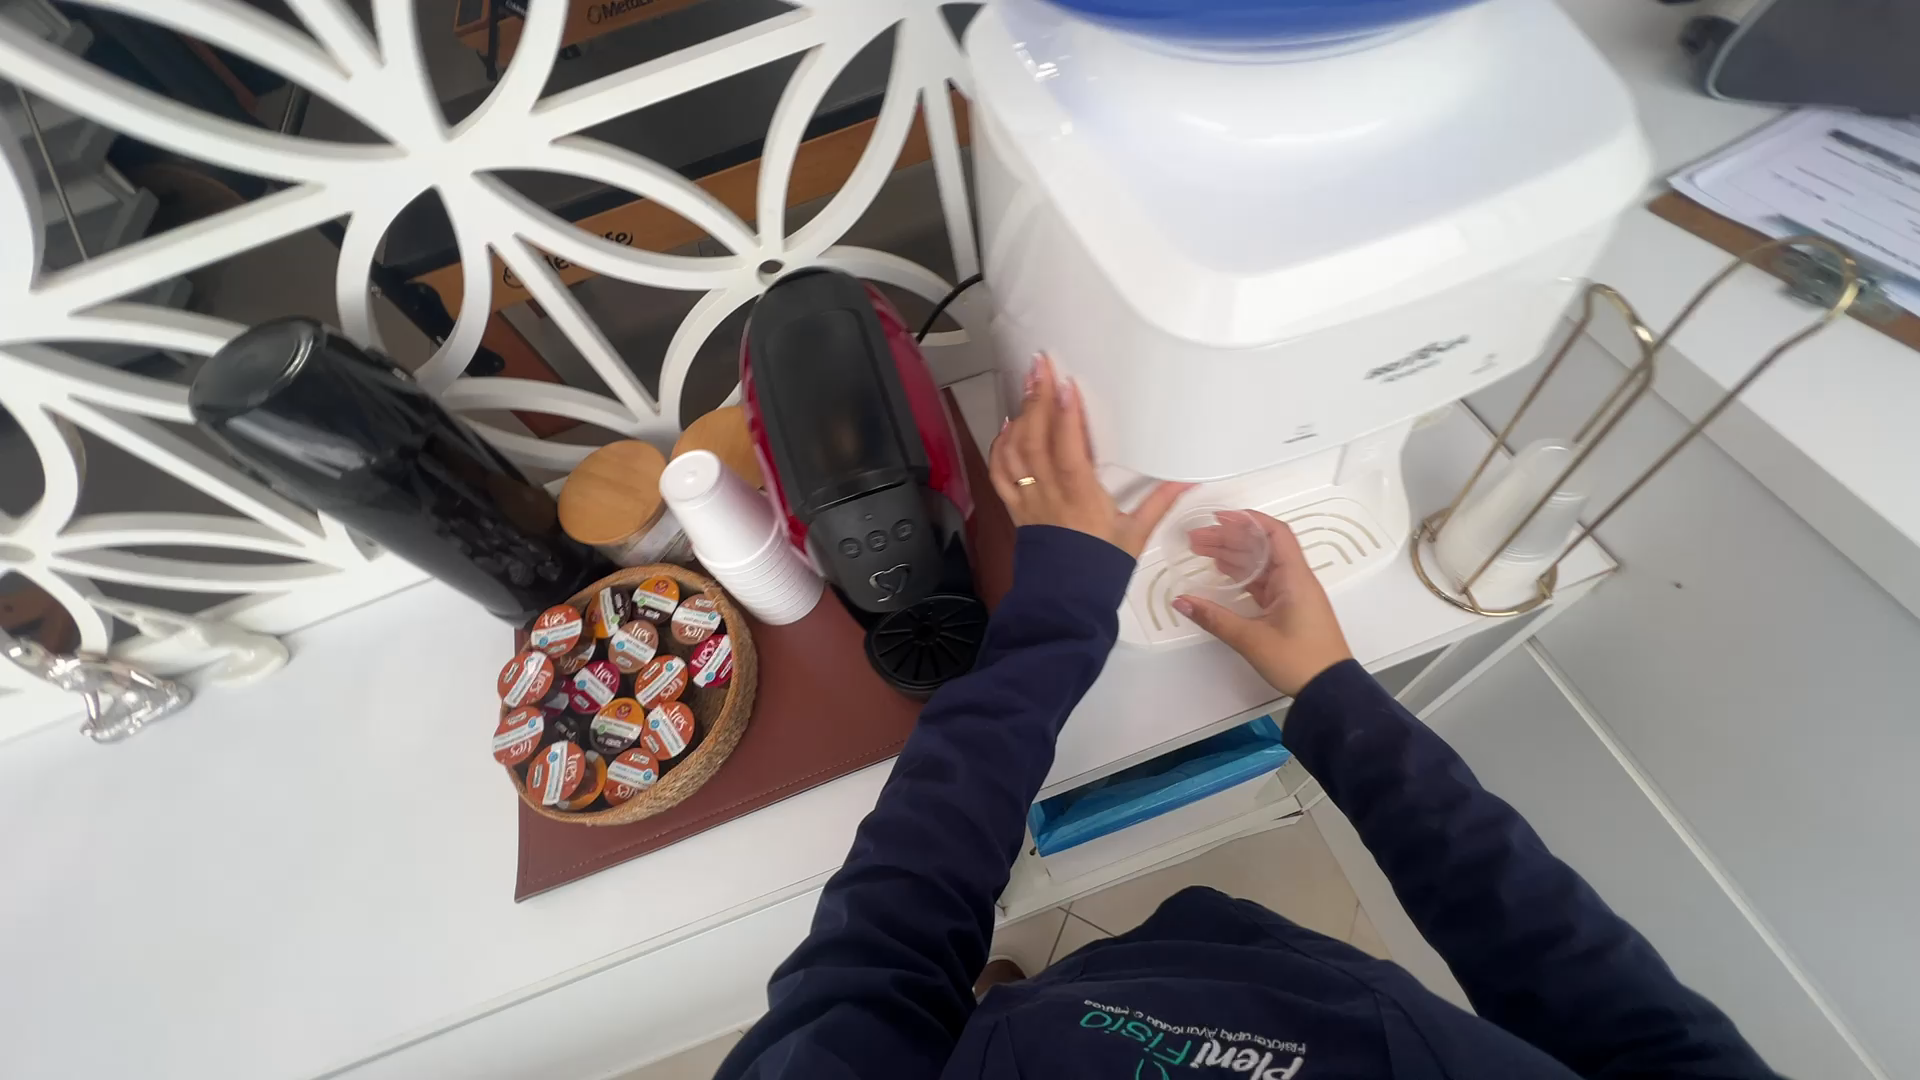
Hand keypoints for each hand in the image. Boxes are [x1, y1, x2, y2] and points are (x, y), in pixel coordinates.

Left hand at [988, 353, 1190, 557]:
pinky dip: (1000, 447)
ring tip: (1027, 384)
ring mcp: (1028, 501)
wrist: (1065, 600)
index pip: (1069, 452)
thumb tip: (1188, 479)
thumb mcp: (1135, 534)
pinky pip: (1000, 473)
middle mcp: (1049, 496)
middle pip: (1036, 441)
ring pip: (1014, 452)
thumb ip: (1159, 502)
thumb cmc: (1099, 569)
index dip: (1065, 418)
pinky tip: (1008, 426)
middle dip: (1036, 400)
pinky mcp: (1016, 508)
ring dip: (1019, 415)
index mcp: (1081, 500)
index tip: (1066, 386)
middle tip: (1040, 367)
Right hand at [1172, 511, 1352, 695]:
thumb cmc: (1299, 661)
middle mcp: (1296, 580)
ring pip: (1260, 564)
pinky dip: (1240, 574)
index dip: (1248, 520)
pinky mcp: (1288, 609)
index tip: (1219, 517)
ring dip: (1232, 555)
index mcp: (1295, 578)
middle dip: (1229, 538)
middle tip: (1196, 538)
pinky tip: (1220, 572)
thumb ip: (1214, 618)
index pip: (1275, 534)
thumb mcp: (1252, 639)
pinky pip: (1262, 581)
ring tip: (1200, 551)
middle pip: (1262, 547)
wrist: (1329, 691)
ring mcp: (1292, 594)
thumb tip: (1181, 601)